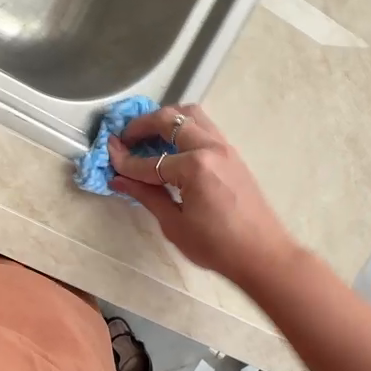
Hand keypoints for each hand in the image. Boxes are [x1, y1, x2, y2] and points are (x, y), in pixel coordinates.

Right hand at [107, 104, 295, 286]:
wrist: (262, 254)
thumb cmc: (216, 246)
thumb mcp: (174, 224)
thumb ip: (146, 195)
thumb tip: (119, 179)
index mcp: (195, 167)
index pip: (149, 161)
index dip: (124, 161)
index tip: (107, 154)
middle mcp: (211, 148)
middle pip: (170, 121)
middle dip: (142, 125)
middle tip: (124, 138)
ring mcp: (225, 148)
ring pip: (191, 116)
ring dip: (165, 120)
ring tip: (147, 136)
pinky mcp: (232, 154)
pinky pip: (204, 128)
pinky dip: (183, 129)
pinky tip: (170, 146)